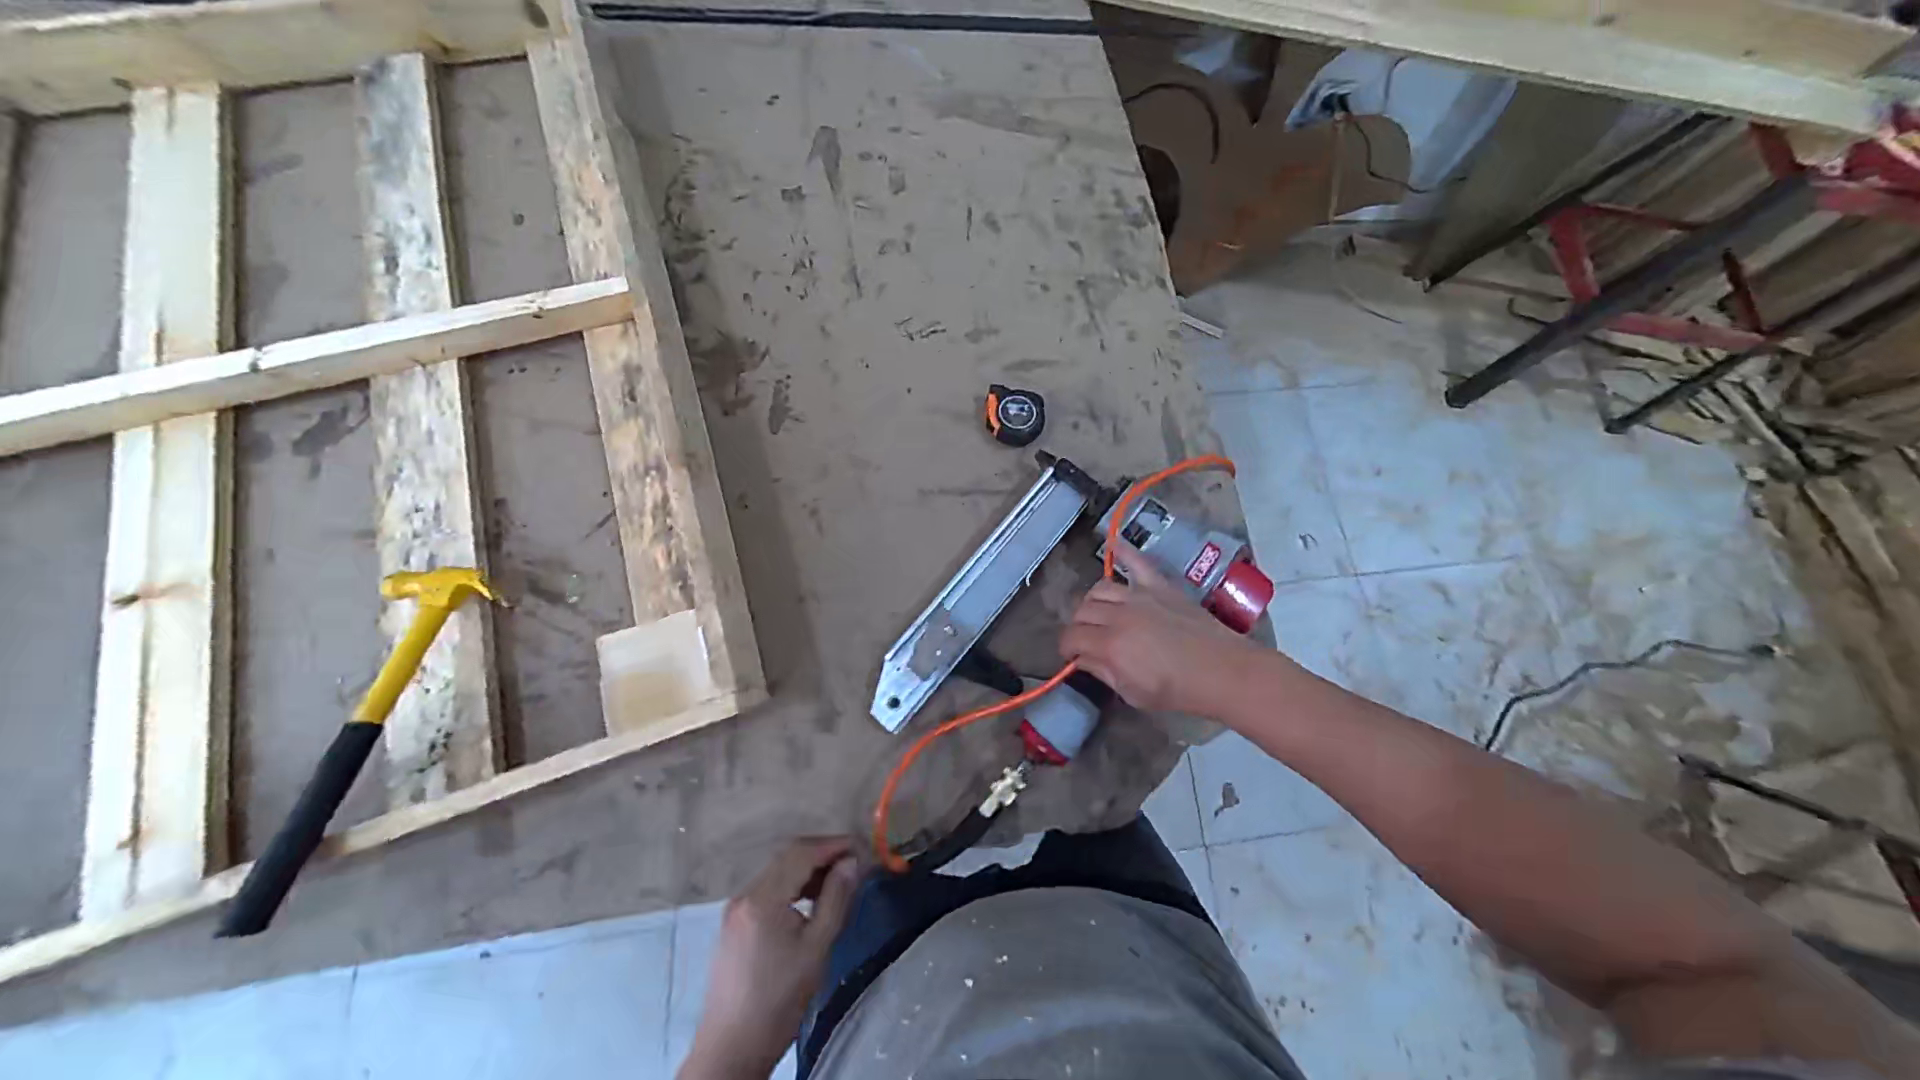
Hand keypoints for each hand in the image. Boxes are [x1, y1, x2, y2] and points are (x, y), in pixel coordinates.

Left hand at [679, 838, 861, 1079]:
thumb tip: (852, 861)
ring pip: (778, 871)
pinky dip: (793, 885)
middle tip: (855, 863)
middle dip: (823, 854)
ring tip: (839, 881)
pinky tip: (811, 900)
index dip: (834, 845)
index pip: (801, 852)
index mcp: (762, 898)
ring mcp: (736, 908)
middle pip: (788, 857)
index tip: (863, 847)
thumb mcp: (817, 948)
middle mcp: (745, 894)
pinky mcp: (735, 923)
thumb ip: (836, 899)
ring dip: (808, 869)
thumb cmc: (779, 1000)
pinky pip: (768, 889)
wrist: (731, 1048)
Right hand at [1059, 542, 1266, 715]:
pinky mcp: (1160, 586)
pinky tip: (1112, 543)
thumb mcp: (1132, 694)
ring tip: (1099, 613)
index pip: (1071, 637)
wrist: (1222, 671)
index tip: (1071, 656)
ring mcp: (1140, 596)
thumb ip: (1102, 672)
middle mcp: (1119, 615)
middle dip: (1077, 627)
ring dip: (1092, 602)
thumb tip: (1082, 659)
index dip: (1066, 649)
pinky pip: (1137, 562)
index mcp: (1110, 645)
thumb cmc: (1178, 690)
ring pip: (1099, 589)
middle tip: (1087, 639)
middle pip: (1081, 611)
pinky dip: (1124, 551)